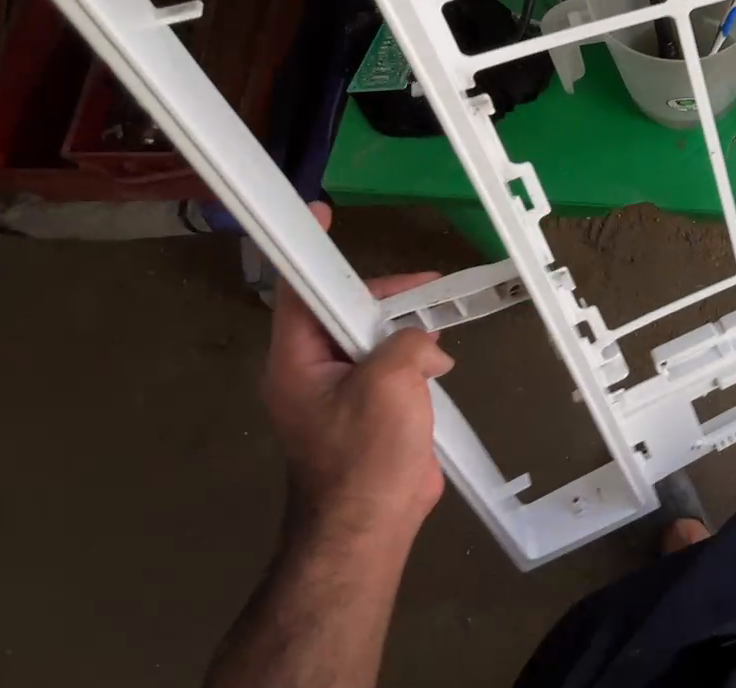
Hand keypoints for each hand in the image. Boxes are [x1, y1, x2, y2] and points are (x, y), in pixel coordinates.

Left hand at [261, 203, 450, 540]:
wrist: (371, 520)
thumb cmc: (365, 452)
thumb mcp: (389, 383)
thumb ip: (407, 343)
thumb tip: (424, 343)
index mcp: (295, 362)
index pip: (295, 293)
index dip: (308, 252)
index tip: (321, 215)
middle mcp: (310, 371)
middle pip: (343, 311)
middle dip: (386, 297)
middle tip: (426, 287)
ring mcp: (340, 391)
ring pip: (373, 337)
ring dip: (408, 330)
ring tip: (439, 333)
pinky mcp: (369, 408)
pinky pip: (390, 364)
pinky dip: (417, 357)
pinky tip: (440, 363)